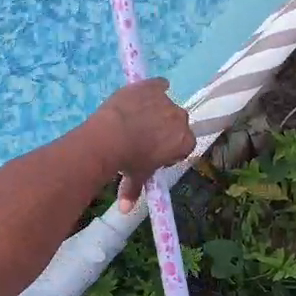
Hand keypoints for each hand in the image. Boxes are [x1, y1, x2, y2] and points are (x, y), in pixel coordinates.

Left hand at [81, 78, 194, 213]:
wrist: (110, 137)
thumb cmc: (127, 161)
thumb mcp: (134, 176)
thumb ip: (133, 190)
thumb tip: (124, 210)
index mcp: (184, 141)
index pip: (184, 144)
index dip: (169, 148)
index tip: (153, 153)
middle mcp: (181, 119)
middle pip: (175, 123)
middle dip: (163, 129)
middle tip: (141, 137)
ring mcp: (167, 100)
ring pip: (164, 104)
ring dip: (154, 110)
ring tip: (133, 118)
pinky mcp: (152, 86)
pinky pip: (159, 85)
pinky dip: (153, 88)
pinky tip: (143, 92)